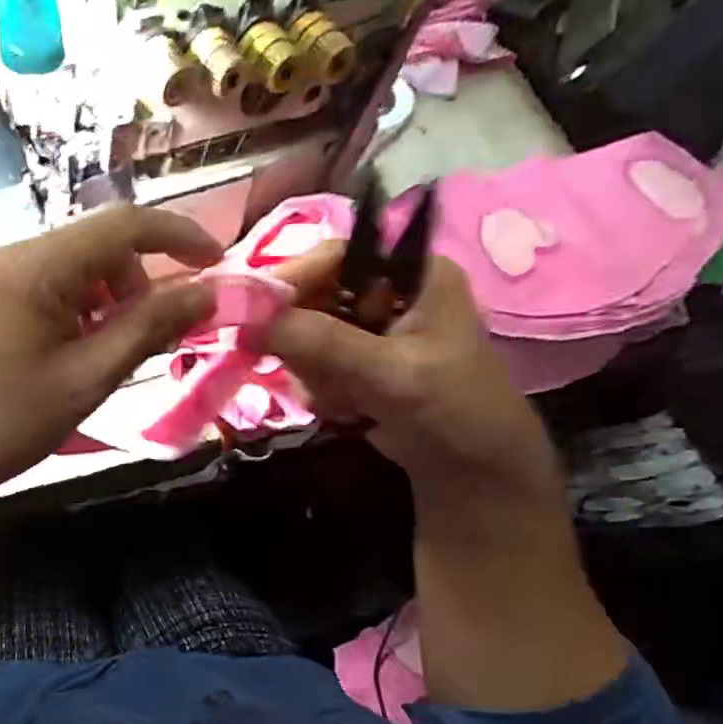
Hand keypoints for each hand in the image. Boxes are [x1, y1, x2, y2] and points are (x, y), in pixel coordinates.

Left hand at [0, 206, 223, 543]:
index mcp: (36, 267)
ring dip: (116, 296)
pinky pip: (58, 284)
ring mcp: (1, 273)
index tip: (218, 264)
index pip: (123, 224)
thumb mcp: (90, 377)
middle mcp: (16, 253)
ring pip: (82, 264)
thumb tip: (207, 292)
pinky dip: (87, 307)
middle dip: (143, 280)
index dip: (178, 236)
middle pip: (102, 243)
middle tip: (161, 334)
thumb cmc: (12, 423)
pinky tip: (89, 348)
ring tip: (121, 350)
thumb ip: (150, 328)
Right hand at [266, 243, 563, 509]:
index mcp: (411, 273)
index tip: (255, 310)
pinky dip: (319, 389)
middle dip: (306, 342)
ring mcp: (365, 329)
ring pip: (303, 335)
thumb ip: (325, 342)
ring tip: (347, 401)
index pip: (337, 255)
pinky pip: (308, 364)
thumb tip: (253, 321)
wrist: (470, 467)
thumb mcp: (390, 372)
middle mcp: (385, 292)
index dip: (294, 277)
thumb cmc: (450, 408)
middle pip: (312, 296)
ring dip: (314, 373)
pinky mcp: (351, 362)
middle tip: (312, 374)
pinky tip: (347, 410)